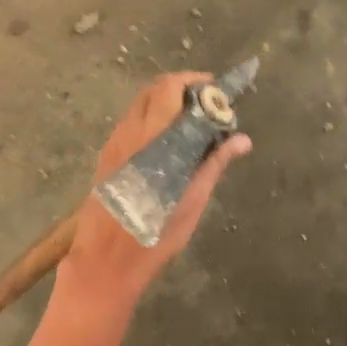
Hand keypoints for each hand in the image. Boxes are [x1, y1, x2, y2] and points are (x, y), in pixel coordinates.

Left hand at [56, 73, 252, 308]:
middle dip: (182, 90)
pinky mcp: (105, 159)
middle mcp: (129, 133)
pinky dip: (151, 121)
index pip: (170, 88)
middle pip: (153, 91)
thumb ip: (214, 164)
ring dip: (165, 105)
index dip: (196, 82)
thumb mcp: (191, 201)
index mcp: (152, 138)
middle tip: (207, 107)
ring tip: (191, 126)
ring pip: (139, 107)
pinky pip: (130, 126)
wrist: (104, 263)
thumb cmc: (154, 235)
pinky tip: (167, 146)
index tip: (218, 92)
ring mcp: (113, 145)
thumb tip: (241, 140)